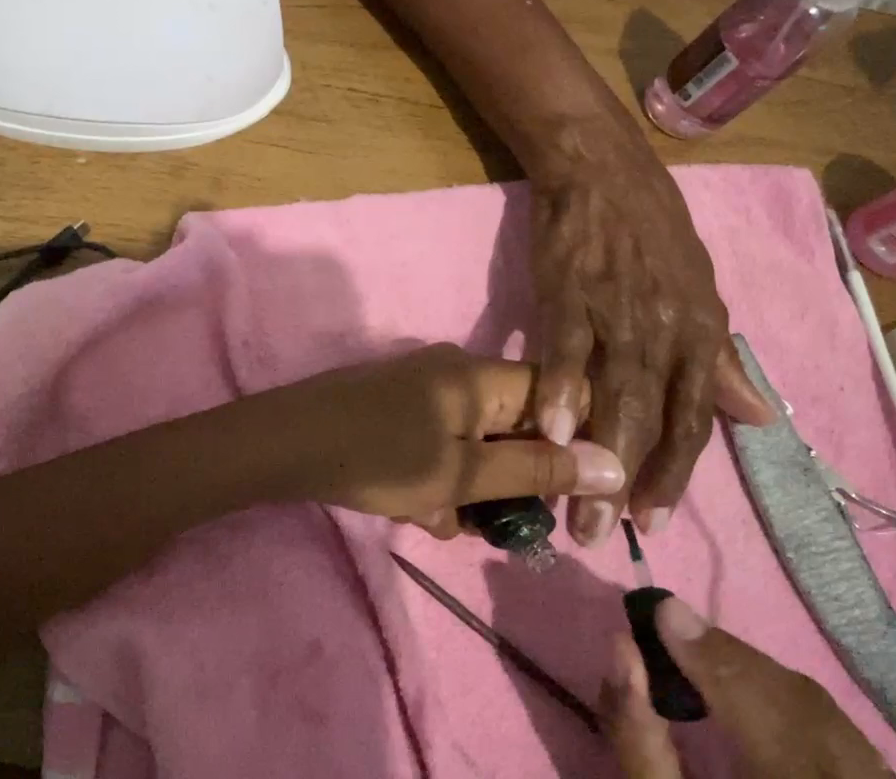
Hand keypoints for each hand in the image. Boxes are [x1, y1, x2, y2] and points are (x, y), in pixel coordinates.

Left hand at [256, 343, 626, 529]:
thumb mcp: (462, 474)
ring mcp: (423, 390)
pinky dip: (438, 479)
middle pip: (519, 424)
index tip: (581, 499)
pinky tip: (417, 511)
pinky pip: (441, 445)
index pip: (561, 395)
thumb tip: (614, 464)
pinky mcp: (397, 411)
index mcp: (480, 375)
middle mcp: (456, 372)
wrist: (281, 446)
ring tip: (444, 518)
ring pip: (477, 443)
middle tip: (502, 522)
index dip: (581, 445)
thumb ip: (536, 470)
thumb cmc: (376, 457)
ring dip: (471, 488)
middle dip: (514, 479)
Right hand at [521, 114, 775, 546]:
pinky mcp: (571, 289)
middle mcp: (668, 329)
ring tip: (575, 505)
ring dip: (598, 453)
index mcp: (700, 331)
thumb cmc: (648, 229)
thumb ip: (719, 357)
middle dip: (631, 480)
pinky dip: (562, 387)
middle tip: (604, 533)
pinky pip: (568, 346)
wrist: (602, 168)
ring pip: (615, 393)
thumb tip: (758, 417)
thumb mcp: (698, 290)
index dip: (677, 471)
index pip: (696, 416)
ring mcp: (619, 309)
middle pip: (654, 417)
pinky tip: (551, 429)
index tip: (654, 519)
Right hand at [599, 596, 891, 777]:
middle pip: (801, 706)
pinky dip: (786, 708)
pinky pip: (840, 735)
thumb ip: (639, 736)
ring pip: (825, 716)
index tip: (660, 611)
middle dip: (731, 662)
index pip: (769, 713)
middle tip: (669, 632)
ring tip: (698, 662)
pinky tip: (748, 706)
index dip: (714, 656)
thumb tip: (620, 648)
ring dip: (757, 681)